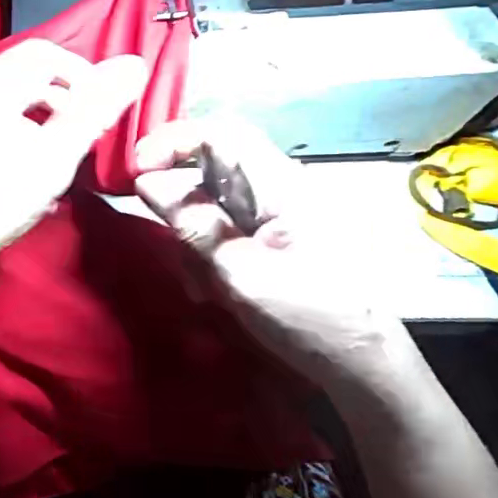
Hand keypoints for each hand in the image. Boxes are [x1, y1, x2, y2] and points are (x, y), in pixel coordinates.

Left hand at [0, 40, 147, 279]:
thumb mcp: (57, 155)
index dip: (85, 76)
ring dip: (43, 115)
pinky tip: (30, 162)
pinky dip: (18, 126)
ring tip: (63, 151)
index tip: (104, 109)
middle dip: (64, 97)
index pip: (49, 54)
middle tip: (87, 132)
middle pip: (26, 72)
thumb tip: (134, 65)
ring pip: (9, 94)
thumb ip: (96, 109)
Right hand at [134, 118, 419, 398]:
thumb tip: (147, 182)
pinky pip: (223, 231)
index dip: (173, 141)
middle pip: (210, 170)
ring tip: (204, 289)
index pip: (221, 134)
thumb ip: (195, 225)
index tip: (136, 171)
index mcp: (280, 185)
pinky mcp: (269, 240)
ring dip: (193, 241)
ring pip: (210, 204)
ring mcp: (273, 215)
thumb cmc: (311, 317)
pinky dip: (207, 257)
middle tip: (178, 254)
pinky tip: (214, 293)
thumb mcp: (243, 275)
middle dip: (181, 208)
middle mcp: (276, 189)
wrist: (360, 364)